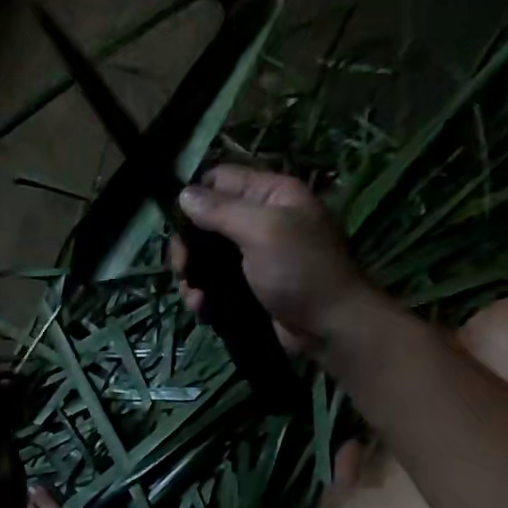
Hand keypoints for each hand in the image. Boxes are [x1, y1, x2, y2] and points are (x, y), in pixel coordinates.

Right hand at [172, 165, 381, 353]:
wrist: (330, 328)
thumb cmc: (301, 271)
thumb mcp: (263, 231)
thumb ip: (221, 210)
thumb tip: (184, 195)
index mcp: (272, 194)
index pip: (221, 179)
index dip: (194, 197)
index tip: (177, 225)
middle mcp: (263, 219)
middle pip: (209, 220)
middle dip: (189, 245)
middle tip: (181, 269)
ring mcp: (257, 256)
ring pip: (210, 256)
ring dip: (194, 275)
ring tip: (192, 297)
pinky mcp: (252, 288)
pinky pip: (218, 284)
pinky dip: (206, 294)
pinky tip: (201, 309)